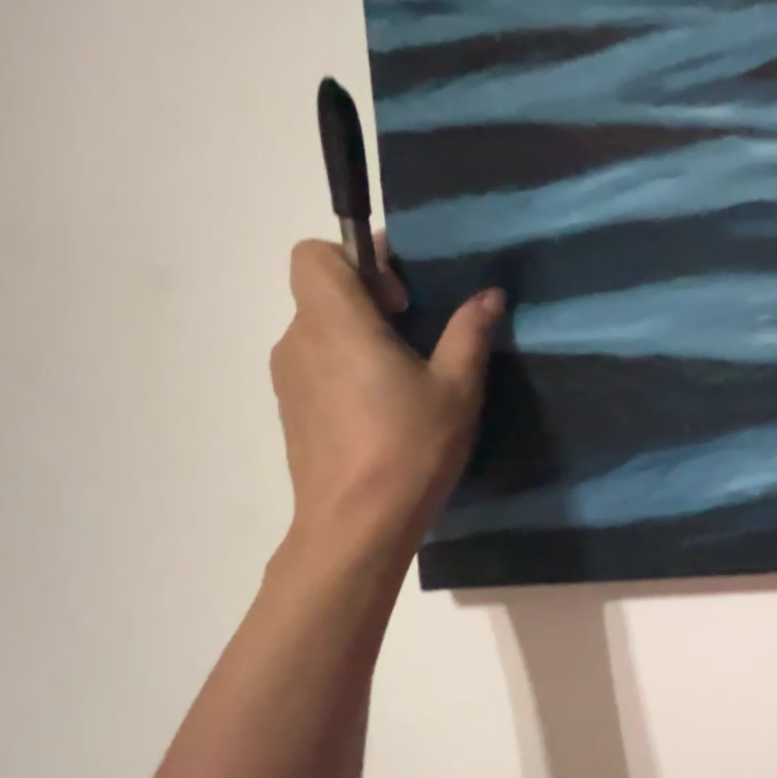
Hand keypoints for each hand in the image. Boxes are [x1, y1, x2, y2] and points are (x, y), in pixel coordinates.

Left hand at [269, 240, 503, 576]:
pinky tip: (386, 403)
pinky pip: (317, 359)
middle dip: (370, 294)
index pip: (314, 254)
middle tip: (420, 330)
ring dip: (361, 330)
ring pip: (320, 326)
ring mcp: (289, 375)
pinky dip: (348, 361)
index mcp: (336, 324)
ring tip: (408, 372)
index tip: (404, 293)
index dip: (359, 257)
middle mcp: (299, 339)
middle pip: (322, 289)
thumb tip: (488, 294)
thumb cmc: (410, 446)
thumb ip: (469, 331)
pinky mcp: (292, 405)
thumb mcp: (457, 386)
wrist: (356, 523)